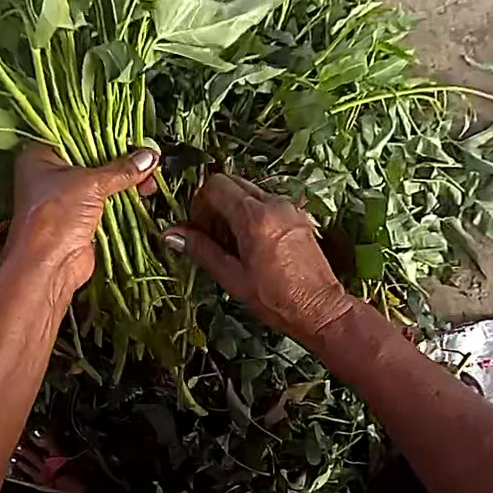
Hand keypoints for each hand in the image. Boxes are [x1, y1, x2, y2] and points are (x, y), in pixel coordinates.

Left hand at [4, 144, 157, 295]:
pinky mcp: (82, 218)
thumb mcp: (91, 184)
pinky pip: (107, 203)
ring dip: (127, 182)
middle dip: (122, 160)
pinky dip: (125, 199)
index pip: (78, 134)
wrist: (49, 265)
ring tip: (151, 178)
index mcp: (42, 155)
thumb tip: (149, 155)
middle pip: (93, 159)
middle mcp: (52, 174)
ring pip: (103, 183)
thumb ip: (121, 169)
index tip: (133, 133)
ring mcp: (67, 198)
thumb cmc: (56, 216)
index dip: (106, 133)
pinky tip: (144, 193)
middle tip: (148, 158)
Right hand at [163, 174, 354, 344]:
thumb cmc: (277, 300)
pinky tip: (252, 245)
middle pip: (232, 183)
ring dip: (233, 209)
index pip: (215, 185)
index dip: (199, 203)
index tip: (197, 228)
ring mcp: (289, 208)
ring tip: (232, 244)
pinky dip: (252, 215)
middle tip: (211, 234)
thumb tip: (171, 234)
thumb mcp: (233, 278)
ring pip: (250, 192)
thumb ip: (202, 250)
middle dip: (215, 203)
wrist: (320, 309)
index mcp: (254, 218)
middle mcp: (274, 205)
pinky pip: (267, 203)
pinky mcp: (298, 217)